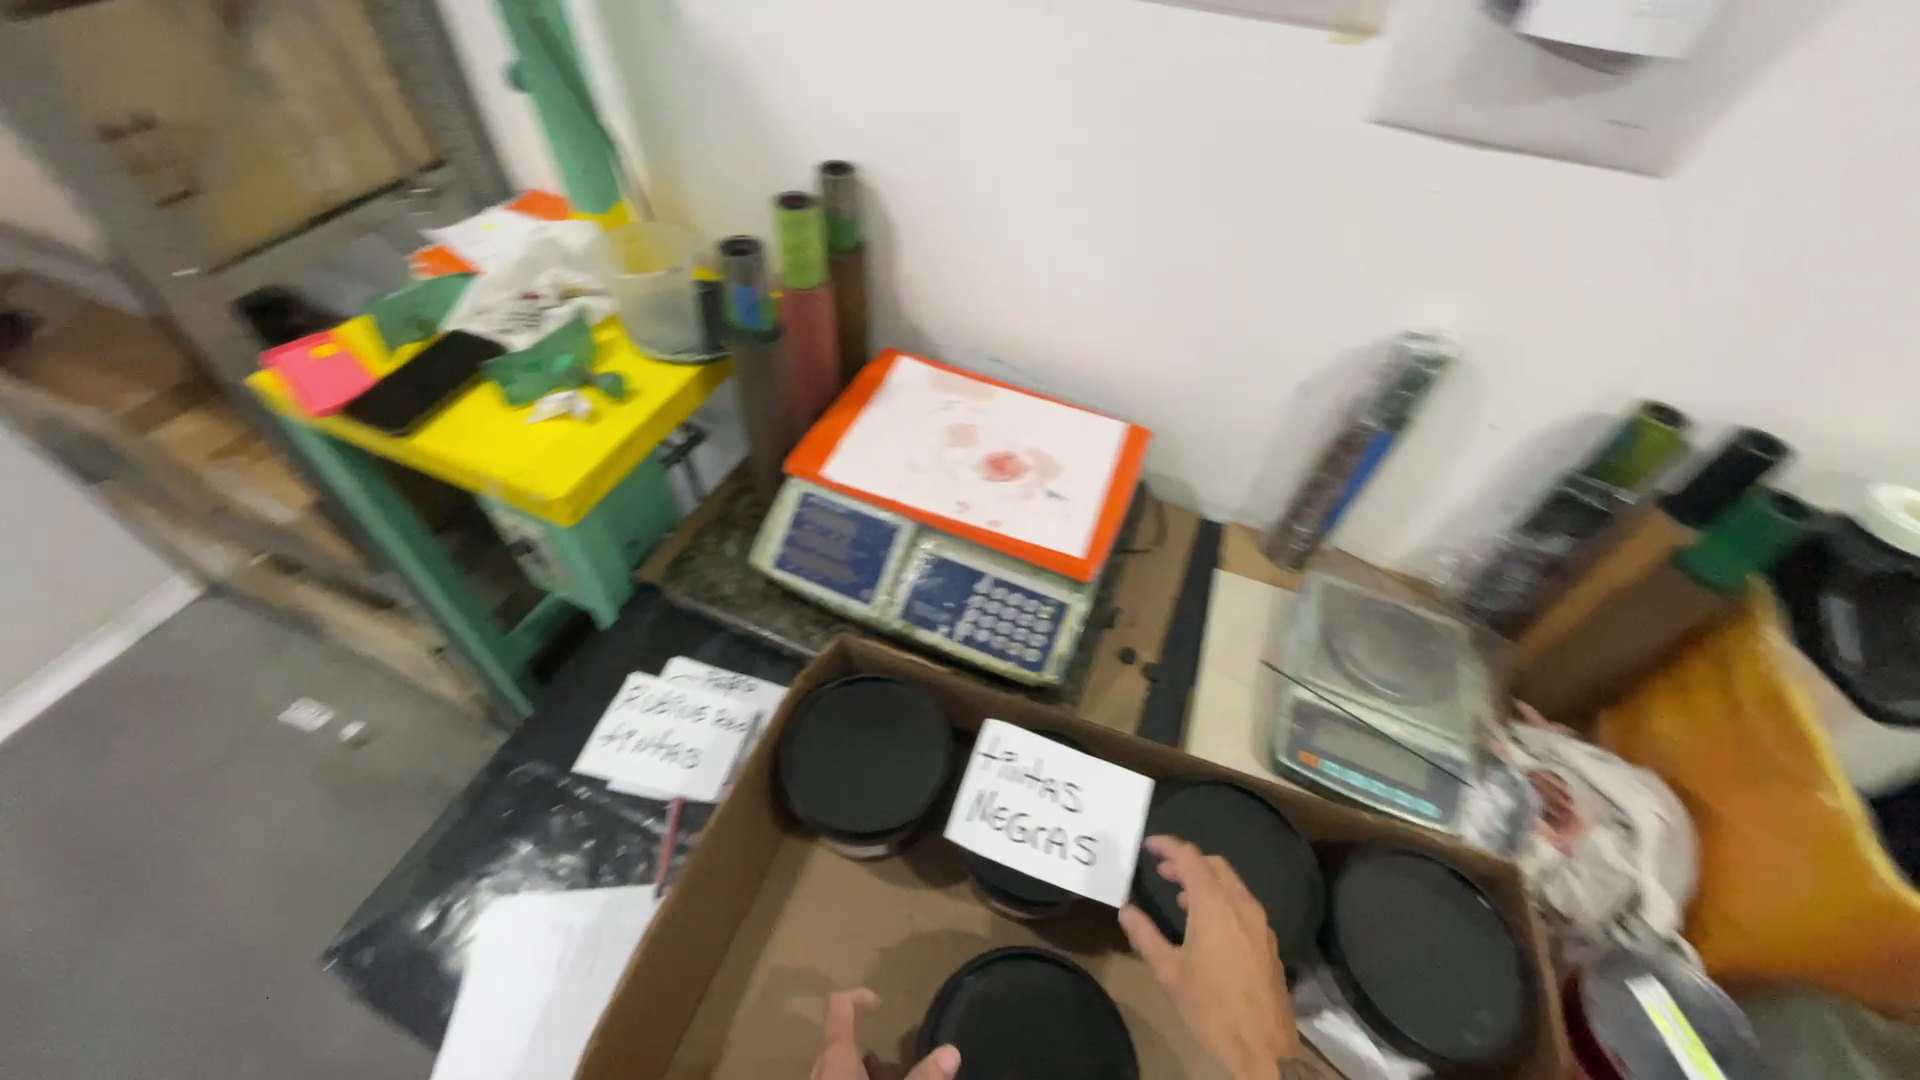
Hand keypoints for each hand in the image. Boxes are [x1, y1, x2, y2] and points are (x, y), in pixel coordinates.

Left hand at [809, 988, 960, 1079]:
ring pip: (830, 1073)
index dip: (858, 997)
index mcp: (835, 1063)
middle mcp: (817, 1075)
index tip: (882, 1006)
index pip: (838, 1008)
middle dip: (864, 1047)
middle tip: (894, 1065)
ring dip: (857, 1074)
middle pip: (834, 1043)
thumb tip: (951, 1051)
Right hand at [1119, 835, 1304, 1079]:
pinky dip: (1222, 899)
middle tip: (1162, 872)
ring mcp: (1259, 923)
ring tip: (1181, 897)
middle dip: (1187, 862)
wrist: (1264, 1048)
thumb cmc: (1211, 1007)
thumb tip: (1126, 911)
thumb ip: (1145, 935)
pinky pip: (1242, 904)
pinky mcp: (1268, 941)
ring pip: (1231, 883)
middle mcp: (1241, 905)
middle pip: (1214, 864)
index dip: (1168, 846)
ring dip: (1205, 881)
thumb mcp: (1169, 971)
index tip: (1149, 845)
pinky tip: (1207, 925)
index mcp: (1214, 905)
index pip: (1190, 858)